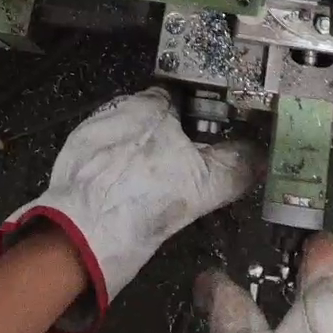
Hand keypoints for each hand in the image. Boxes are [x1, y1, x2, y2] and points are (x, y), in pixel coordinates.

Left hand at [0, 87, 263, 332]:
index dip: (194, 122)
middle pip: (151, 116)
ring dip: (136, 153)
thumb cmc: (145, 201)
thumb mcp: (204, 188)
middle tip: (175, 171)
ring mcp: (92, 128)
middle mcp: (119, 105)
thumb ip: (237, 167)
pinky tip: (119, 193)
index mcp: (153, 103)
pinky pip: (101, 154)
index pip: (181, 99)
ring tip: (145, 187)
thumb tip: (261, 158)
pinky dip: (111, 168)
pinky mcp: (71, 152)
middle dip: (163, 139)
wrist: (81, 234)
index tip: (200, 146)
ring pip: (126, 135)